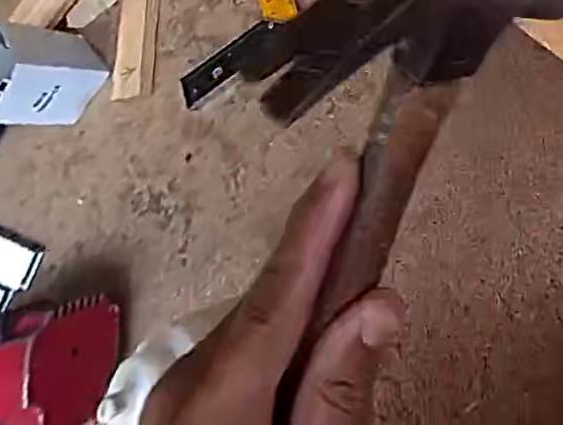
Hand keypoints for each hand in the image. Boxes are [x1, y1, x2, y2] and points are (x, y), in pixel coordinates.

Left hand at [141, 154, 404, 424]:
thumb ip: (339, 397)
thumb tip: (383, 302)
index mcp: (210, 412)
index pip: (276, 301)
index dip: (315, 227)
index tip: (344, 163)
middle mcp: (183, 392)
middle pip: (269, 301)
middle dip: (321, 244)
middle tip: (367, 184)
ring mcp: (178, 398)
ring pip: (260, 317)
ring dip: (310, 279)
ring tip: (354, 232)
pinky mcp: (186, 404)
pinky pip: (249, 342)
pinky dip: (289, 315)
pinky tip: (318, 309)